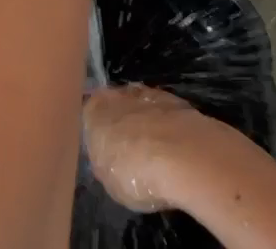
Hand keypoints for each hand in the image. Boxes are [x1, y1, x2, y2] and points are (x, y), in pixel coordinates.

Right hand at [82, 85, 233, 212]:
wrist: (186, 157)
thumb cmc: (135, 173)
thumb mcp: (108, 180)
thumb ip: (104, 162)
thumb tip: (109, 158)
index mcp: (95, 110)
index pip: (89, 116)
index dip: (97, 134)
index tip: (104, 152)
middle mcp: (120, 95)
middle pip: (118, 108)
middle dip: (123, 126)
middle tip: (130, 154)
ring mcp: (152, 95)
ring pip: (144, 110)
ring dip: (149, 127)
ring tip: (157, 156)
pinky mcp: (181, 103)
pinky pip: (168, 117)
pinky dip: (170, 131)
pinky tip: (176, 153)